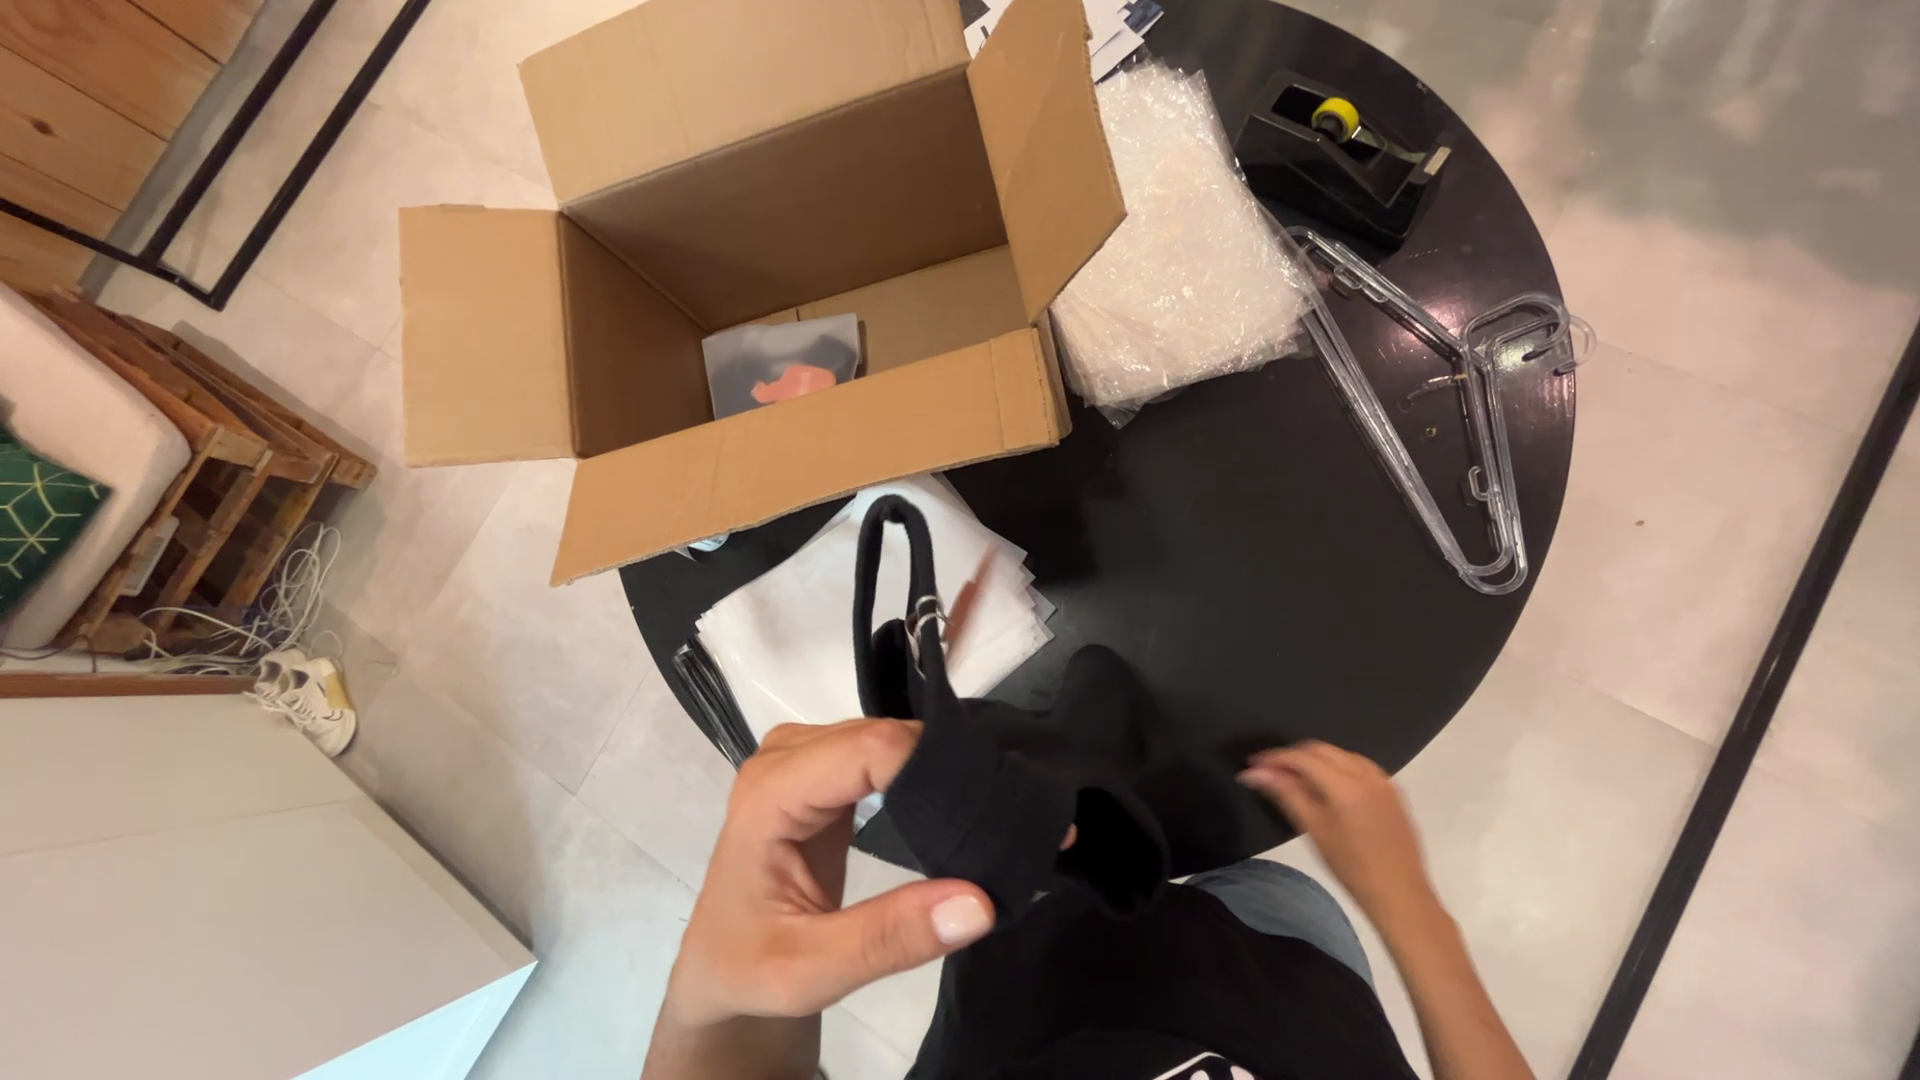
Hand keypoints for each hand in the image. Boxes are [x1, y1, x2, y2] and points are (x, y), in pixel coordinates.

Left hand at [664, 718, 995, 1027]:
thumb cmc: (750, 969)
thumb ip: (889, 938)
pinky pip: (880, 749)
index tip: (981, 815)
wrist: (722, 965)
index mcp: (770, 794)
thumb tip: (979, 903)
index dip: (929, 768)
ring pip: (886, 736)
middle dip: (937, 769)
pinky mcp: (821, 767)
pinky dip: (916, 772)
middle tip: (989, 823)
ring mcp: (801, 756)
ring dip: (931, 769)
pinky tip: (942, 807)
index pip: (870, 748)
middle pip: (882, 735)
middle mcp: (783, 757)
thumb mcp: (811, 972)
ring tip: (974, 818)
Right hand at [1238, 740, 1437, 924]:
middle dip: (1293, 755)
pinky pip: (1358, 765)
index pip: (1302, 758)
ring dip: (1315, 759)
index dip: (1274, 758)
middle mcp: (1366, 774)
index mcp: (1345, 786)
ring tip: (1295, 778)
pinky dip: (1336, 766)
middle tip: (1270, 771)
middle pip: (1320, 749)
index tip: (1253, 765)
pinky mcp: (1392, 791)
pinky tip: (1327, 785)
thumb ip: (1285, 793)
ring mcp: (1383, 781)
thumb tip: (1253, 773)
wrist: (1401, 895)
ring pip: (1340, 754)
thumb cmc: (1352, 867)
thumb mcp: (1314, 829)